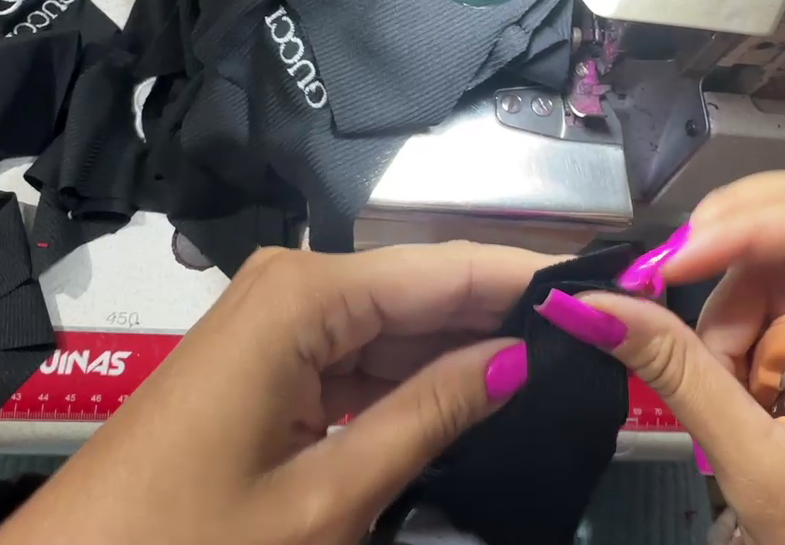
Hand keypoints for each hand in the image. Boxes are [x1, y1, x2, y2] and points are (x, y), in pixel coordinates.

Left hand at [0, 243, 552, 544]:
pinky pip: (356, 352)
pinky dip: (407, 377)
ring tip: (543, 367)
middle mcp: (296, 279)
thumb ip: (430, 415)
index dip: (522, 278)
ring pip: (391, 322)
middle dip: (495, 315)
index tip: (596, 288)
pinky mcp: (269, 353)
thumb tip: (515, 359)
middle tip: (582, 339)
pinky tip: (465, 396)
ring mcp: (278, 315)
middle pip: (419, 287)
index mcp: (309, 289)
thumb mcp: (327, 495)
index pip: (443, 267)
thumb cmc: (188, 544)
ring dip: (456, 350)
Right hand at [552, 166, 784, 544]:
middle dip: (733, 236)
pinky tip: (742, 383)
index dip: (744, 224)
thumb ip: (682, 379)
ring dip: (733, 298)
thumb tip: (588, 306)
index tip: (668, 268)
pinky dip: (742, 323)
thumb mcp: (767, 479)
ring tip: (722, 382)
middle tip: (669, 280)